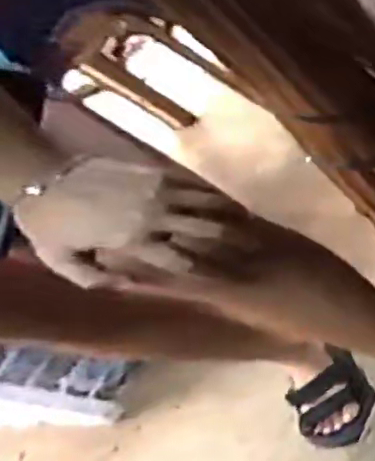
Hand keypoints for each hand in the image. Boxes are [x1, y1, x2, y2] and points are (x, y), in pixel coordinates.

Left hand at [11, 159, 251, 287]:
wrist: (36, 177)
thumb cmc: (46, 221)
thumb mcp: (55, 255)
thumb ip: (87, 275)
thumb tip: (124, 285)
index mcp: (133, 240)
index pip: (183, 261)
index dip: (208, 270)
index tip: (225, 276)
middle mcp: (156, 218)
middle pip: (212, 230)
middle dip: (237, 240)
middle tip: (253, 246)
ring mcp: (161, 193)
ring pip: (214, 204)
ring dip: (234, 214)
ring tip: (247, 220)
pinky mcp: (161, 175)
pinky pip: (199, 185)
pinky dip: (216, 194)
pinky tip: (224, 200)